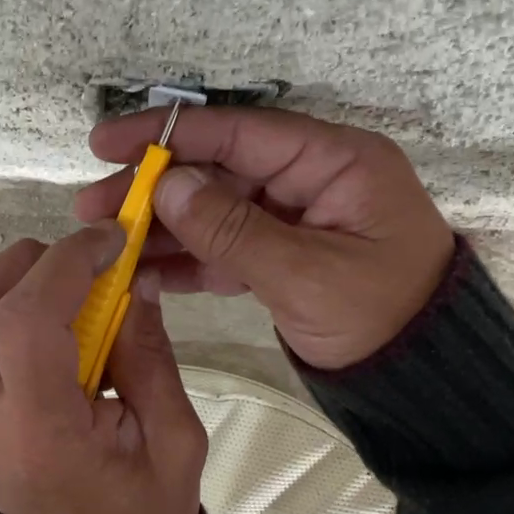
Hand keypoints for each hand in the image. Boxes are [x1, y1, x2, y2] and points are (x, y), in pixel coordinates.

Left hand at [0, 224, 207, 513]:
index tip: (112, 241)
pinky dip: (15, 323)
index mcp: (40, 431)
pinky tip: (65, 338)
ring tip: (72, 291)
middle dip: (23, 262)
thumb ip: (149, 359)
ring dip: (10, 287)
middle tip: (81, 260)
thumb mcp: (176, 443)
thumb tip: (132, 287)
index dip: (65, 263)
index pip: (25, 319)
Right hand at [74, 106, 454, 370]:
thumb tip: (165, 185)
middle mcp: (308, 179)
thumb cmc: (380, 318)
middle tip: (90, 207)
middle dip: (150, 189)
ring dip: (158, 229)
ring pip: (210, 211)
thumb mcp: (305, 274)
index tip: (106, 143)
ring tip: (105, 246)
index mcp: (333, 162)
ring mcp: (290, 218)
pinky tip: (140, 274)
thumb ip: (231, 229)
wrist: (422, 380)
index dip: (168, 134)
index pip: (238, 132)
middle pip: (214, 171)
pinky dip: (183, 262)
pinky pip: (222, 248)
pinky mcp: (278, 256)